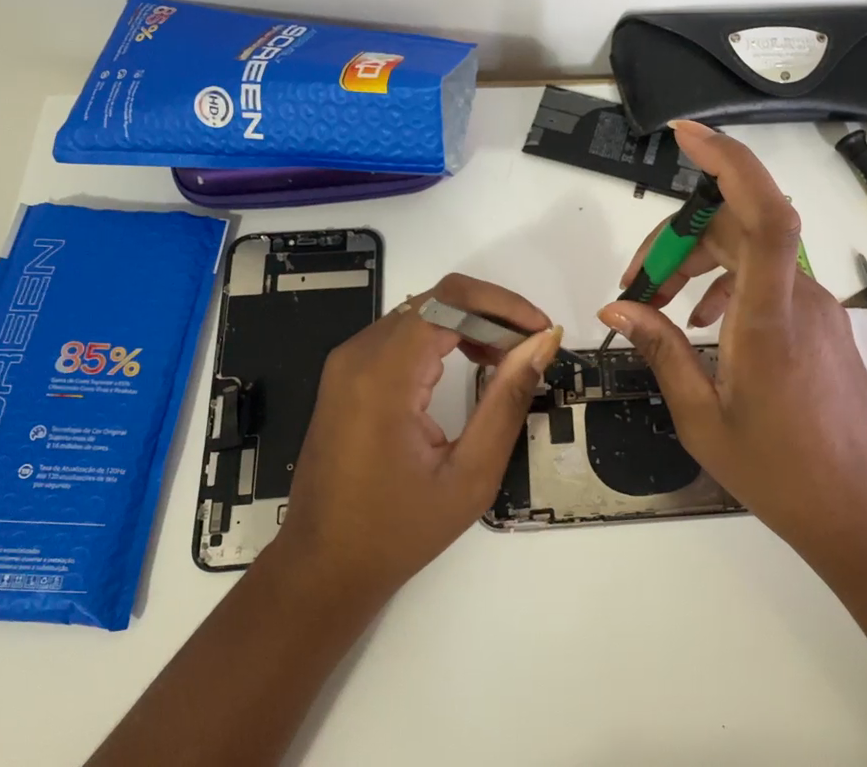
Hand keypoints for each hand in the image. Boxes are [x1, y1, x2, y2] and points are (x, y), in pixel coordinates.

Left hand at [275, 273, 560, 600]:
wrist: (324, 565)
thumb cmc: (398, 530)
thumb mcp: (470, 474)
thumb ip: (508, 400)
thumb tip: (542, 343)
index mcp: (383, 376)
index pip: (450, 300)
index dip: (503, 305)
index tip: (540, 331)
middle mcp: (358, 356)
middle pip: (435, 301)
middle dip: (491, 315)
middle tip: (530, 350)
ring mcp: (346, 364)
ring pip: (419, 313)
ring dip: (469, 325)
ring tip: (507, 360)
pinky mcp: (346, 377)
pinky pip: (401, 336)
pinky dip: (443, 339)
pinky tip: (471, 366)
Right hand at [599, 121, 866, 569]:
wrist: (861, 511)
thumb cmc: (778, 472)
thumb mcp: (701, 416)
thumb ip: (661, 351)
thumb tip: (618, 309)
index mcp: (769, 318)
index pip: (762, 213)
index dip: (728, 162)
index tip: (686, 135)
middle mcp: (800, 299)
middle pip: (738, 229)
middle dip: (678, 242)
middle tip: (635, 287)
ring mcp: (818, 310)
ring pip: (752, 256)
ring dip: (700, 267)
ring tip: (660, 311)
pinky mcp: (824, 326)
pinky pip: (771, 283)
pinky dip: (730, 288)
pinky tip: (704, 326)